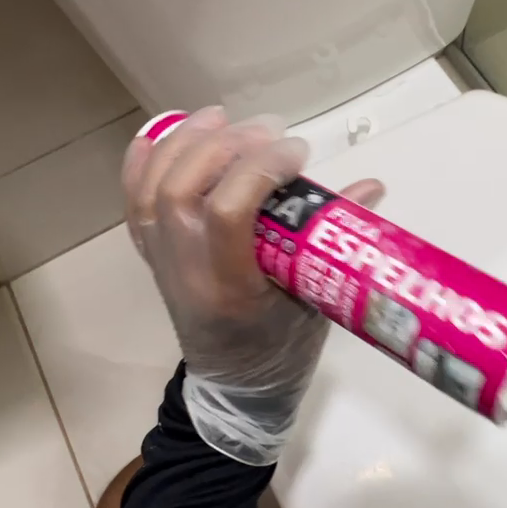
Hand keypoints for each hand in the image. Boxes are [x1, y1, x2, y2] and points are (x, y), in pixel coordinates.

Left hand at [122, 107, 382, 464]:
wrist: (235, 390)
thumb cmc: (281, 350)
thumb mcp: (317, 299)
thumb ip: (335, 241)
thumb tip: (372, 186)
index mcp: (229, 289)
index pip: (227, 214)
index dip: (260, 170)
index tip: (298, 152)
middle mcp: (184, 272)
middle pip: (181, 191)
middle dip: (224, 148)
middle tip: (267, 130)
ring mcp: (161, 263)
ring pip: (152, 190)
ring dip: (183, 144)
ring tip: (220, 117)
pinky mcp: (153, 256)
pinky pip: (134, 203)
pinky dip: (142, 163)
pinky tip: (163, 133)